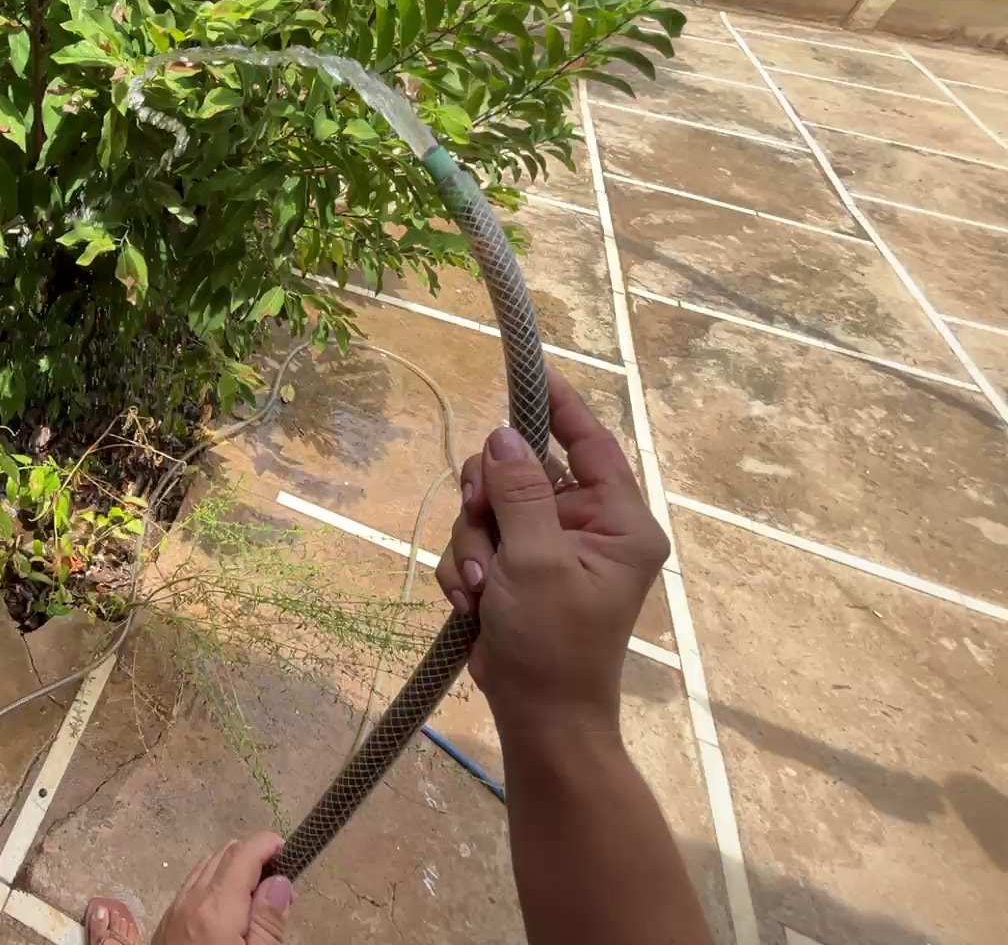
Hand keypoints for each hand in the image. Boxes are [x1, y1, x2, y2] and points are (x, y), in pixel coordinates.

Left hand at [152, 834, 294, 944]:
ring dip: (230, 865)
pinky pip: (191, 885)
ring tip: (256, 884)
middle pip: (223, 855)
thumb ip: (268, 923)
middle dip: (251, 854)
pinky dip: (211, 879)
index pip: (243, 855)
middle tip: (279, 873)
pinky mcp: (165, 924)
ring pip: (204, 867)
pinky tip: (224, 900)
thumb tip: (279, 880)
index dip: (266, 845)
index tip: (287, 847)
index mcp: (217, 907)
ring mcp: (174, 909)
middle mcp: (191, 899)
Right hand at [435, 370, 669, 739]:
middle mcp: (581, 526)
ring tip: (483, 589)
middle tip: (477, 521)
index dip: (561, 407)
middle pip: (518, 474)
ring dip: (472, 546)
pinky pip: (472, 540)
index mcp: (616, 521)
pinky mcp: (512, 565)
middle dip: (486, 502)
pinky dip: (465, 568)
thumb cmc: (555, 641)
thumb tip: (504, 436)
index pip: (590, 445)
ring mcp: (542, 546)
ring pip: (484, 509)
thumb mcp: (538, 563)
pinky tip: (475, 601)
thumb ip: (520, 495)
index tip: (532, 371)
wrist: (536, 710)